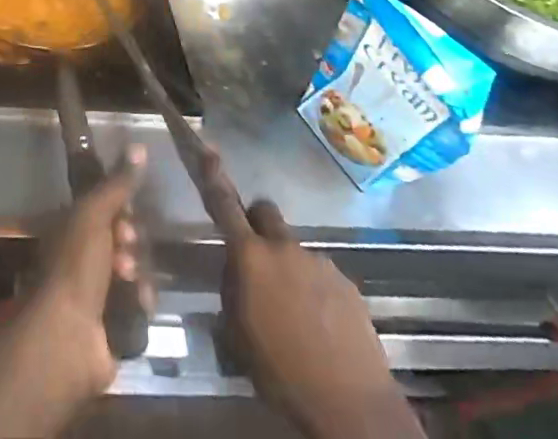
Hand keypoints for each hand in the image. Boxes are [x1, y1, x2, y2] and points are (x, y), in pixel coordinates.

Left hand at [0, 147, 146, 438]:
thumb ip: (117, 183)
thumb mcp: (93, 215)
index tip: (125, 219)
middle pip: (126, 243)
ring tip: (128, 283)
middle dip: (131, 245)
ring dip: (138, 275)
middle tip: (124, 253)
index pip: (109, 213)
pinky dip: (140, 303)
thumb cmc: (75, 266)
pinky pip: (140, 305)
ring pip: (137, 273)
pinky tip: (135, 306)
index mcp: (73, 232)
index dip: (122, 214)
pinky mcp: (116, 325)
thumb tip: (140, 145)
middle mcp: (84, 260)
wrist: (66, 334)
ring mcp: (99, 294)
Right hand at [210, 151, 421, 438]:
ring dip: (286, 268)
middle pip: (265, 213)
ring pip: (293, 250)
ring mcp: (320, 262)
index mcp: (250, 258)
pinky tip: (316, 326)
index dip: (214, 178)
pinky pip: (319, 274)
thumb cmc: (279, 371)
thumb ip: (231, 294)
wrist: (349, 403)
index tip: (208, 152)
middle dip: (256, 226)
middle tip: (254, 260)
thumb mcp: (236, 336)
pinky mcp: (346, 282)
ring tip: (291, 314)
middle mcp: (284, 248)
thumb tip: (235, 278)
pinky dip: (313, 290)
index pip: (225, 206)